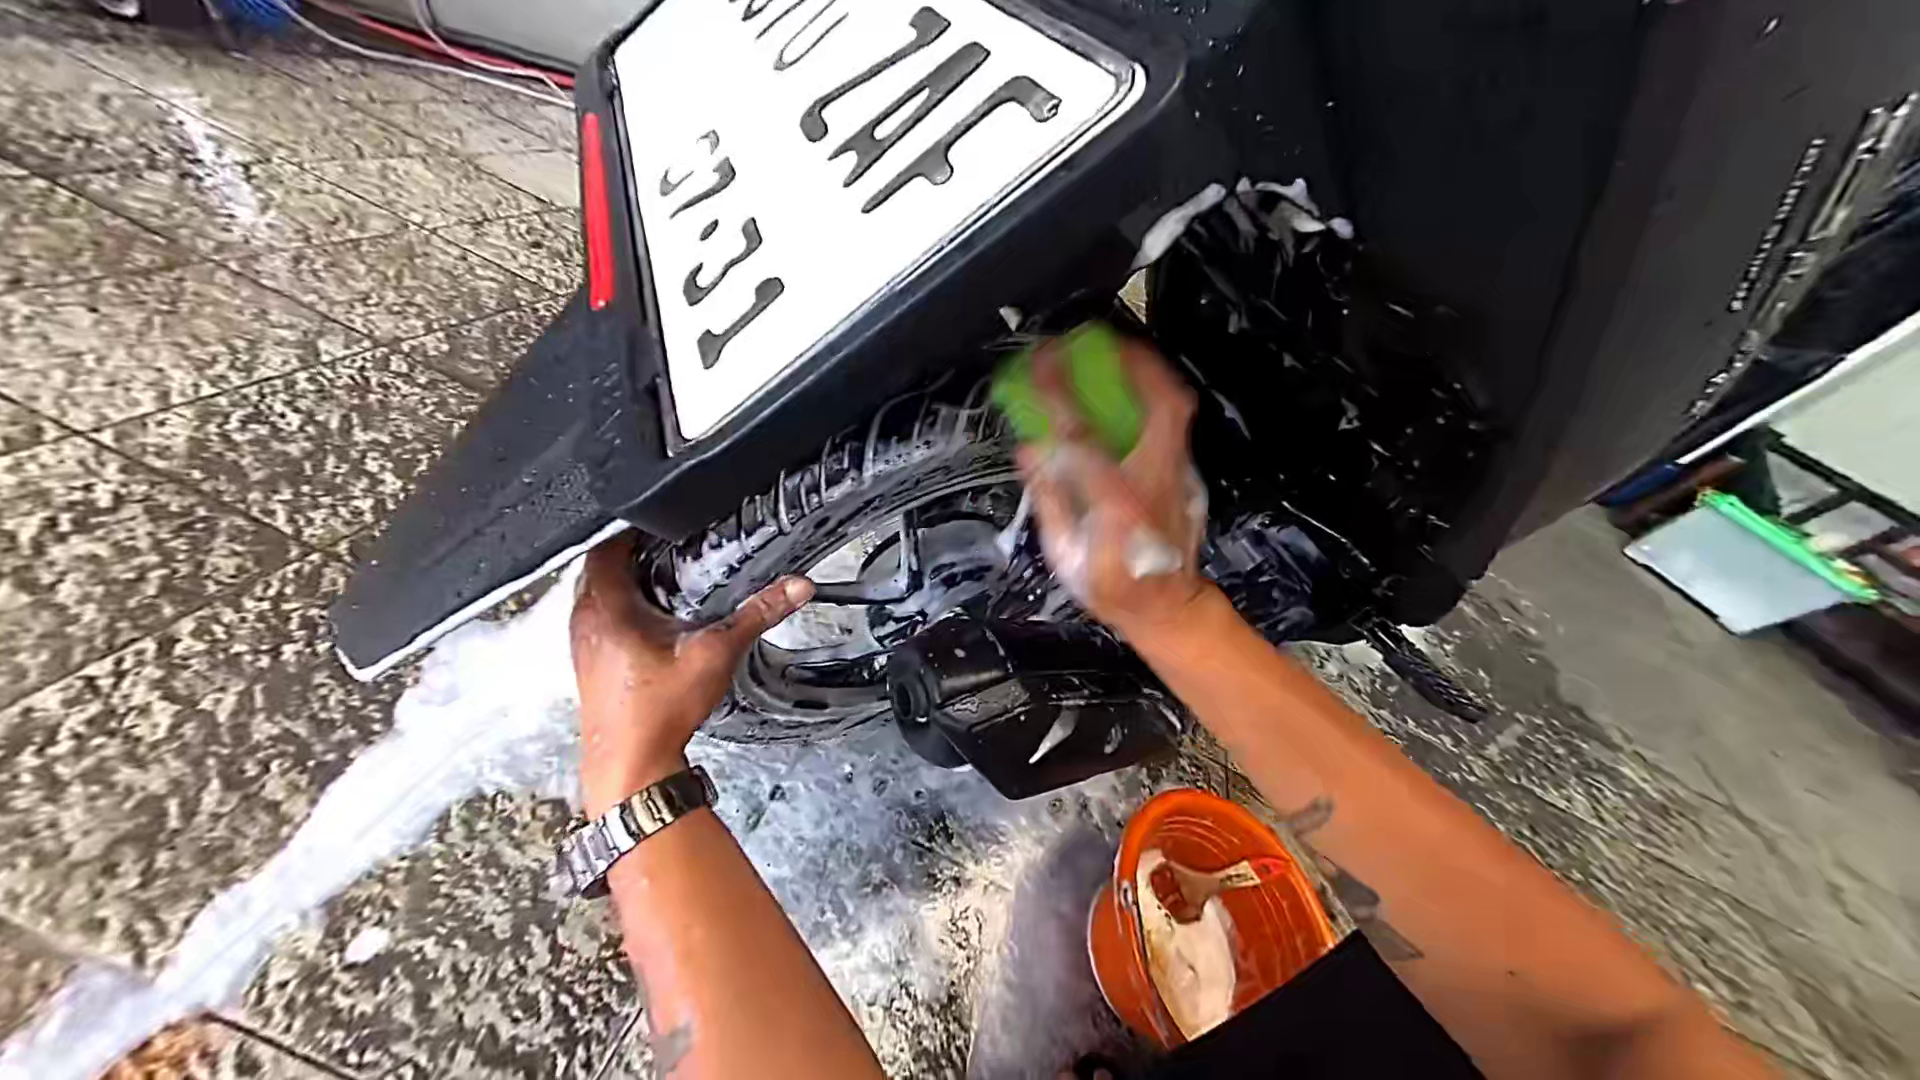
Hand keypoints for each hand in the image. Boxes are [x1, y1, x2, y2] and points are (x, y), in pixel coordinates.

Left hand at [570, 533, 813, 814]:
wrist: (631, 764)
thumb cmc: (658, 711)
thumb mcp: (717, 651)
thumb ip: (758, 614)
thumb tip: (794, 586)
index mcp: (608, 610)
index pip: (606, 548)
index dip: (632, 530)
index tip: (657, 524)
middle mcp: (586, 624)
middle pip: (600, 570)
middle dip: (631, 554)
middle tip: (666, 547)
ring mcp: (583, 647)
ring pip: (596, 597)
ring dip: (623, 583)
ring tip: (661, 577)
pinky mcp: (591, 666)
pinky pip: (598, 622)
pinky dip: (620, 610)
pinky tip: (651, 622)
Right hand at [1017, 334, 1210, 644]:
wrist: (1168, 608)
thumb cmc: (1114, 587)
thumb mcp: (1066, 556)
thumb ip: (1050, 500)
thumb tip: (1030, 450)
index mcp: (1119, 504)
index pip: (1085, 439)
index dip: (1060, 396)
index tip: (1041, 363)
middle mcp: (1157, 482)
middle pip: (1163, 406)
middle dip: (1135, 363)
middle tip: (1103, 339)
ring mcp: (1179, 476)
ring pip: (1176, 408)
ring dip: (1148, 373)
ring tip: (1119, 351)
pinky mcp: (1186, 476)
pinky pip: (1174, 423)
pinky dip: (1153, 397)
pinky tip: (1131, 391)